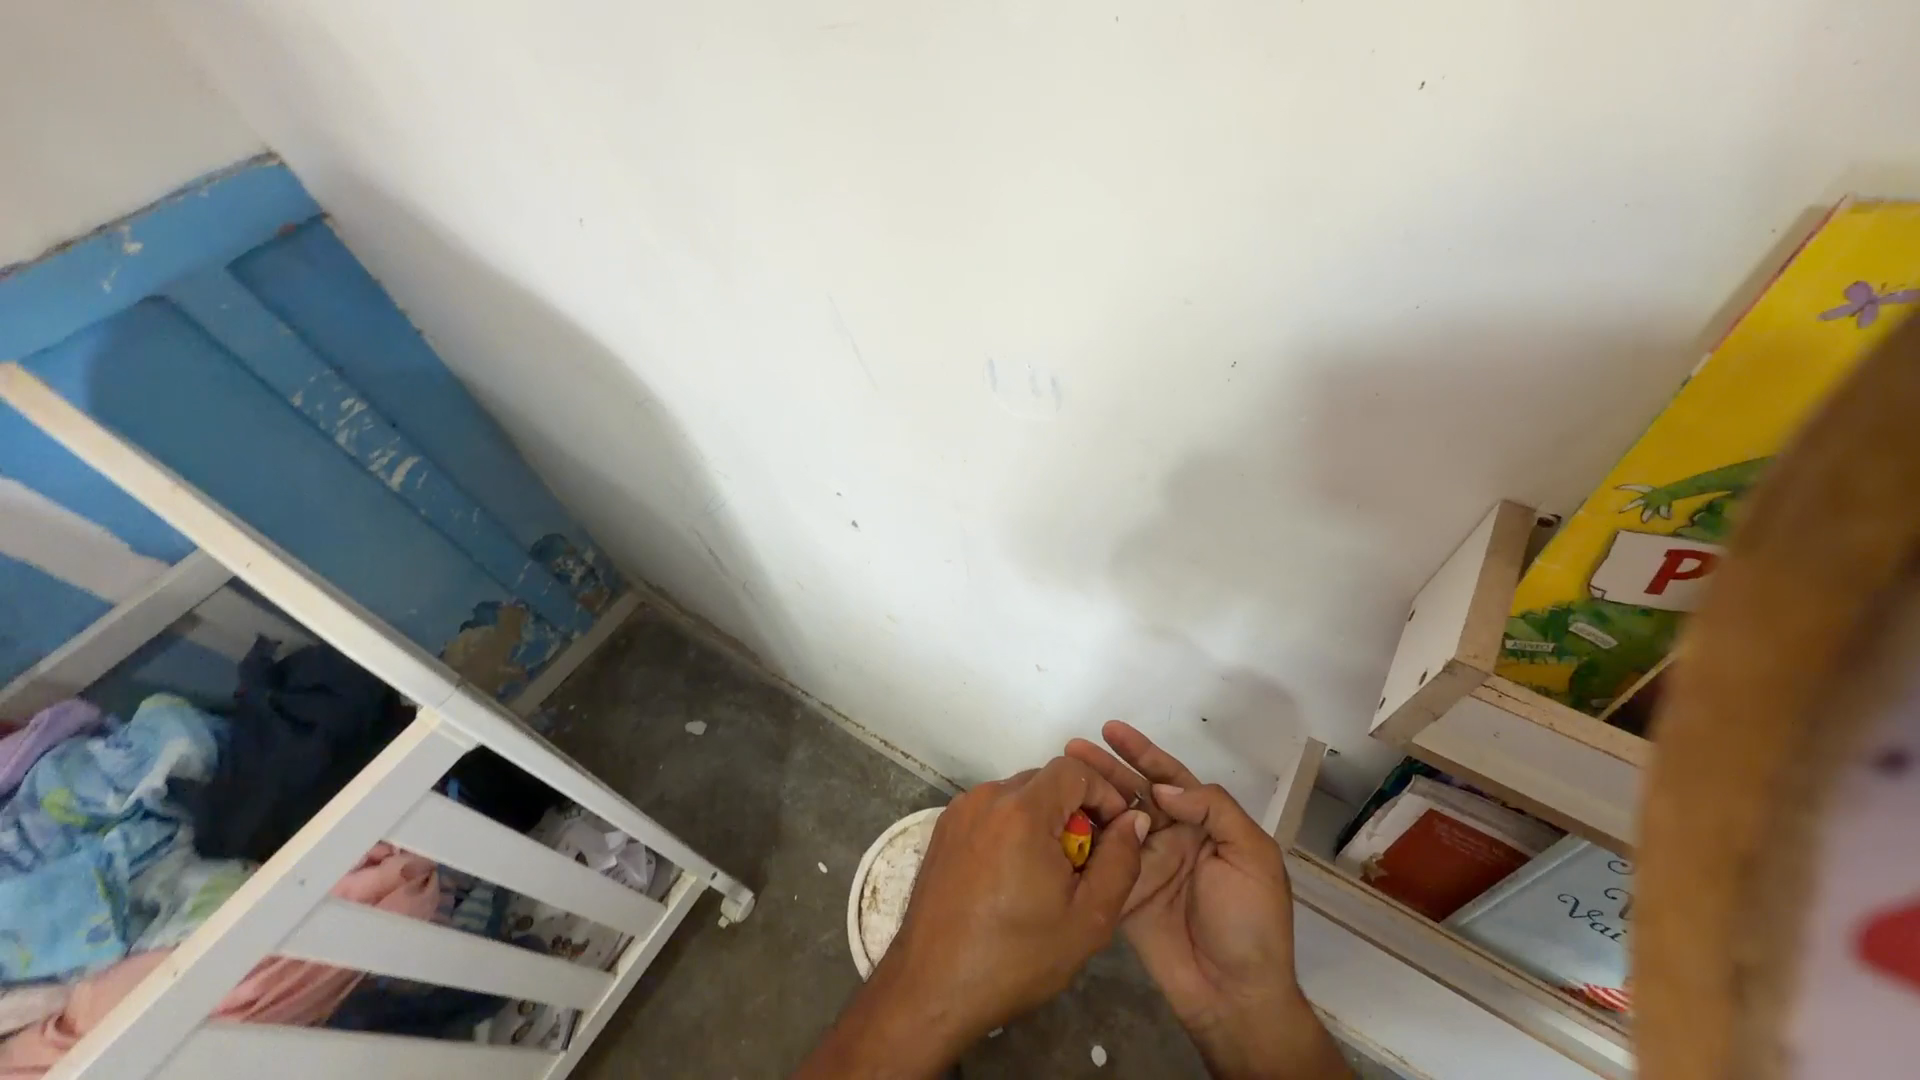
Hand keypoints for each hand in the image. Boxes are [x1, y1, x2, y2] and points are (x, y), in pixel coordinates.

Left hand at [793, 756, 1149, 1078]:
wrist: (931, 988)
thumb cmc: (1015, 957)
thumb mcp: (1088, 918)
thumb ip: (1120, 862)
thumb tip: (1133, 821)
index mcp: (1021, 810)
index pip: (1074, 769)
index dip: (1103, 793)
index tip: (1115, 834)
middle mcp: (985, 798)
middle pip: (1045, 781)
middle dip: (1075, 811)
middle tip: (1087, 862)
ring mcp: (959, 813)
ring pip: (1018, 797)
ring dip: (1044, 822)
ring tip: (1052, 877)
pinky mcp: (943, 831)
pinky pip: (991, 813)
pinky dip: (1013, 830)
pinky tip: (1015, 879)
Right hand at [1068, 722, 1347, 1078]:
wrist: (1233, 993)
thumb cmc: (1252, 922)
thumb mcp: (1252, 856)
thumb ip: (1213, 810)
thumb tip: (1162, 789)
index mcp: (1205, 825)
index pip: (1170, 777)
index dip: (1141, 752)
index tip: (1111, 730)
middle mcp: (1171, 837)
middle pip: (1133, 791)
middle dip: (1104, 767)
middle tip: (1071, 748)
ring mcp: (1144, 864)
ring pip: (1111, 819)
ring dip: (1087, 795)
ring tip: (1060, 775)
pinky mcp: (1122, 892)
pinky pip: (1099, 858)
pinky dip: (1080, 838)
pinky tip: (1058, 819)